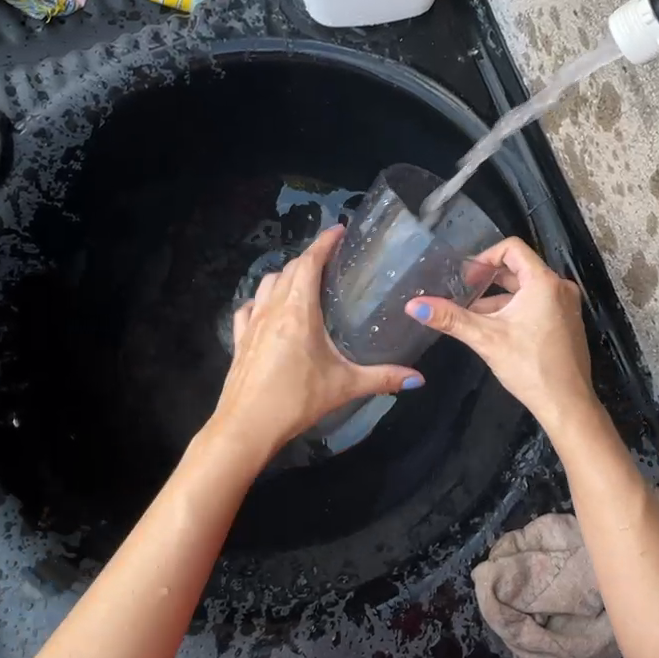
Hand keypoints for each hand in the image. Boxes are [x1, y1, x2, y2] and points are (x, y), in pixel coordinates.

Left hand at [210, 226, 420, 456]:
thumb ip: (383, 378)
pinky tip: (269, 309)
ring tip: (305, 281)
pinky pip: (249, 307)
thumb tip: (418, 379)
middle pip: (290, 269)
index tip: (339, 230)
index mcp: (299, 310)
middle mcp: (273, 308)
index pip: (310, 263)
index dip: (324, 242)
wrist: (245, 427)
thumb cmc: (296, 400)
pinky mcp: (240, 339)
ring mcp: (253, 323)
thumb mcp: (344, 387)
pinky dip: (262, 300)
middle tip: (331, 258)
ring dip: (285, 275)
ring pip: (267, 284)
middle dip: (310, 257)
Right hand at [407, 237, 595, 426]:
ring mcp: (566, 305)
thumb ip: (450, 318)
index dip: (485, 257)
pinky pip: (538, 304)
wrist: (567, 404)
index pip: (512, 248)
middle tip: (463, 294)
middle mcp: (559, 287)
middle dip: (488, 280)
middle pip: (519, 269)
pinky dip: (515, 310)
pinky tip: (496, 331)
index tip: (466, 278)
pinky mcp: (567, 322)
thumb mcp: (486, 339)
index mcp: (544, 281)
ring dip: (499, 299)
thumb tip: (413, 306)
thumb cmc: (529, 366)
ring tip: (473, 316)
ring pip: (526, 290)